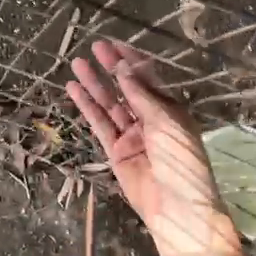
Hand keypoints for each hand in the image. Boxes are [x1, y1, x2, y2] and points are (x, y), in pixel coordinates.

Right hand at [67, 40, 243, 255]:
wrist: (179, 211)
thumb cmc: (182, 163)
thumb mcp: (167, 123)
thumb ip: (141, 95)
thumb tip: (123, 68)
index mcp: (171, 111)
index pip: (149, 78)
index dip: (132, 60)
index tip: (114, 44)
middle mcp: (151, 120)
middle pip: (127, 87)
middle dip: (111, 67)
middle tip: (94, 47)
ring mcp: (133, 136)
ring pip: (110, 103)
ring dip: (95, 83)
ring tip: (77, 63)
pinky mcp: (117, 152)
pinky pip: (99, 124)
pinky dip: (87, 106)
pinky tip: (74, 89)